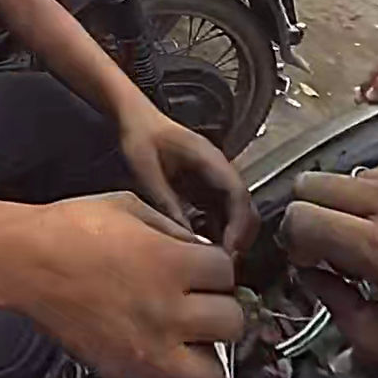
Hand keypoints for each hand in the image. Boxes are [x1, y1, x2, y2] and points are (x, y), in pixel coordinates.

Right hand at [7, 192, 242, 377]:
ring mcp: (149, 348)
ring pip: (215, 370)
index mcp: (166, 262)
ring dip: (206, 347)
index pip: (226, 270)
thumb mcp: (124, 205)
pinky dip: (176, 373)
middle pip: (231, 320)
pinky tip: (163, 347)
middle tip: (201, 293)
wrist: (27, 260)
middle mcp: (165, 310)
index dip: (214, 262)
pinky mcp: (128, 372)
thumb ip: (168, 225)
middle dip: (218, 301)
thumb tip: (195, 245)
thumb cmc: (68, 228)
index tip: (204, 262)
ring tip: (189, 329)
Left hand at [117, 101, 260, 253]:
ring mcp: (212, 174)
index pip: (237, 192)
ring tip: (215, 259)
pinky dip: (217, 227)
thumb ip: (165, 200)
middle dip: (240, 234)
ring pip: (234, 210)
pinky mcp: (203, 182)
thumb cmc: (139, 135)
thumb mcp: (146, 169)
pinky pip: (219, 209)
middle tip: (225, 262)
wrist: (134, 116)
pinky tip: (204, 244)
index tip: (230, 249)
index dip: (239, 224)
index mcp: (207, 157)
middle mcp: (217, 166)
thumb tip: (185, 237)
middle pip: (243, 204)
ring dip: (230, 233)